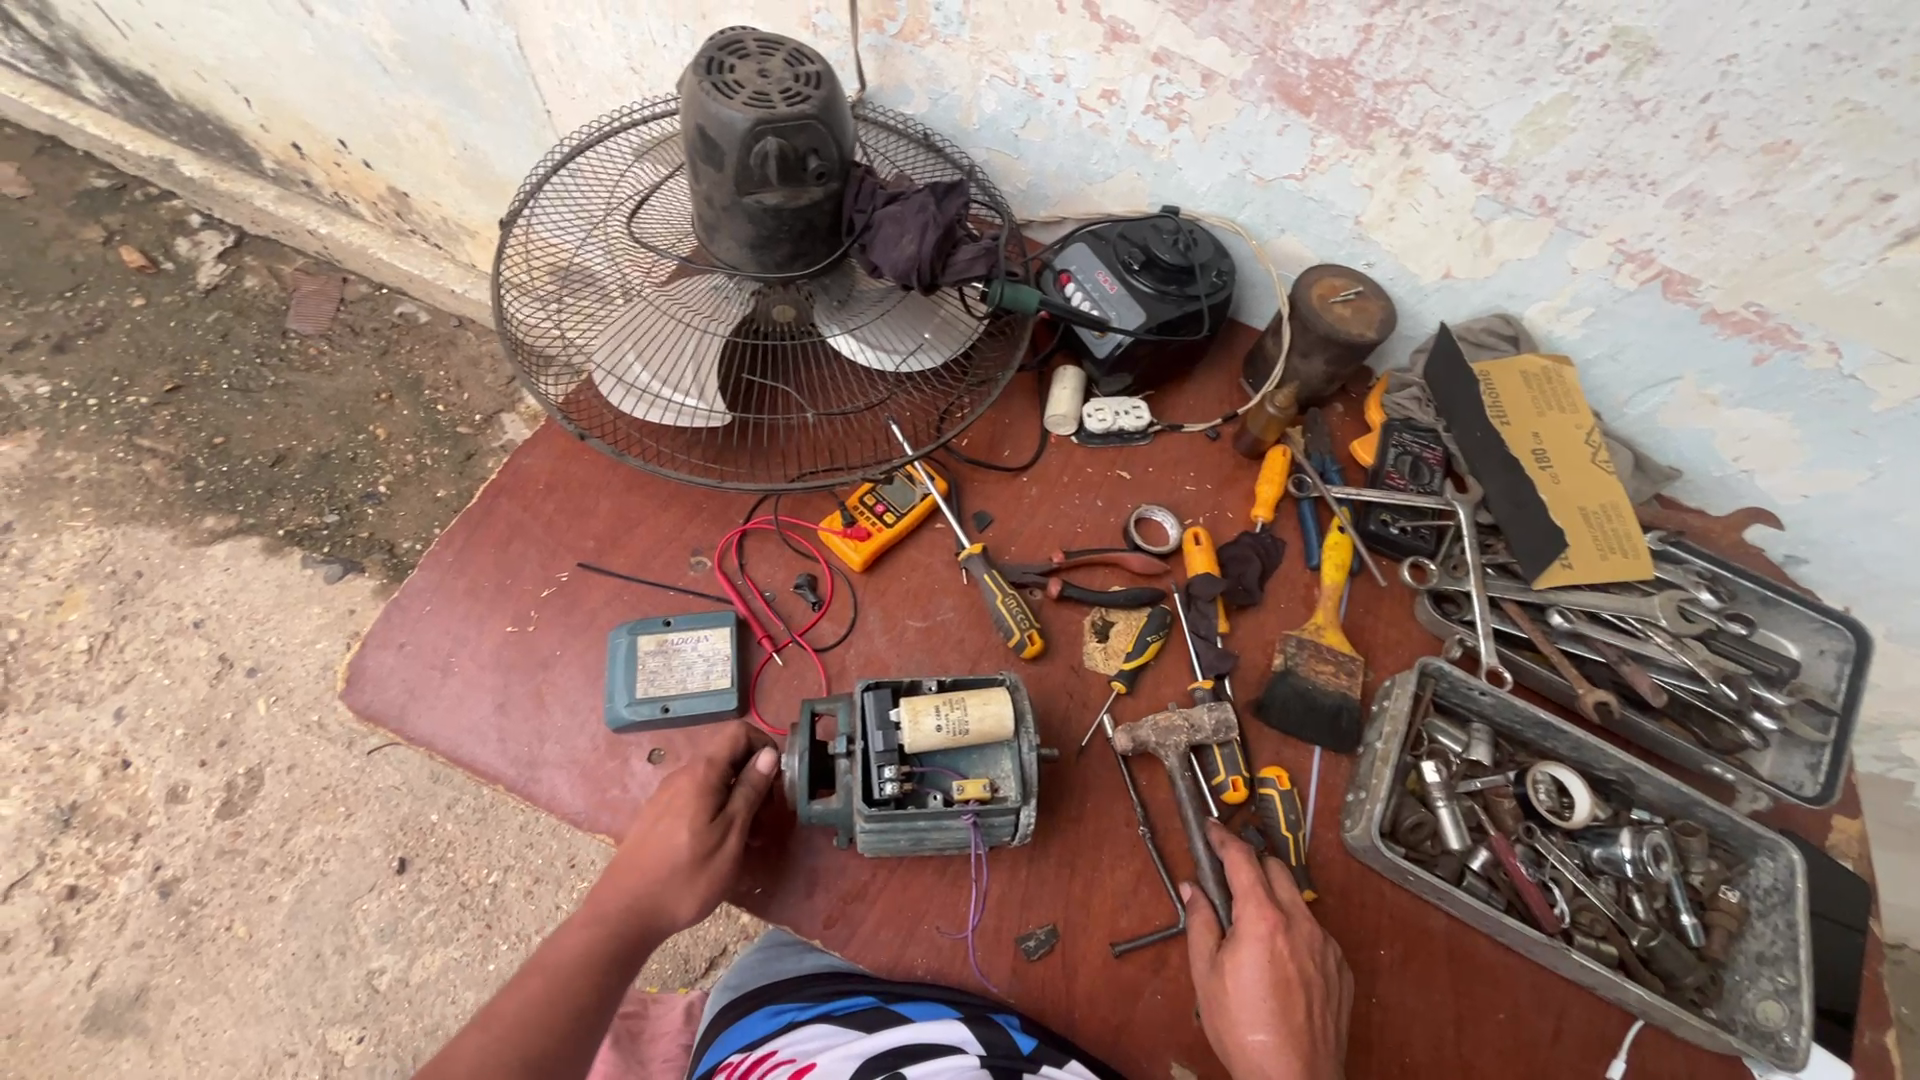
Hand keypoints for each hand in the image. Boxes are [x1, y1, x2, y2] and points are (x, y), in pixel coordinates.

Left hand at [584, 724, 778, 946]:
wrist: (624, 915)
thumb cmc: (686, 877)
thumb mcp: (731, 835)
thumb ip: (750, 791)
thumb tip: (769, 754)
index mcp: (702, 773)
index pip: (739, 732)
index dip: (764, 746)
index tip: (777, 780)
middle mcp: (682, 775)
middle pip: (727, 756)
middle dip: (754, 778)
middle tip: (767, 818)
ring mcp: (667, 795)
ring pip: (713, 780)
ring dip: (737, 798)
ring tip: (747, 838)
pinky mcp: (658, 815)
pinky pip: (696, 798)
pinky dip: (717, 810)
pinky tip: (720, 845)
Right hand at [1185, 819, 1351, 1079]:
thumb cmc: (1241, 1027)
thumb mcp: (1205, 973)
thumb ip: (1200, 921)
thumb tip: (1193, 888)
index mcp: (1262, 918)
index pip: (1242, 858)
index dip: (1223, 837)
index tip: (1211, 827)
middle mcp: (1300, 922)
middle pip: (1276, 868)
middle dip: (1251, 866)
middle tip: (1229, 883)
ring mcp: (1326, 945)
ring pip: (1297, 900)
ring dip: (1274, 899)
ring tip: (1254, 930)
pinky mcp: (1341, 968)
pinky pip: (1315, 932)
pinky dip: (1295, 930)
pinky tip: (1280, 962)